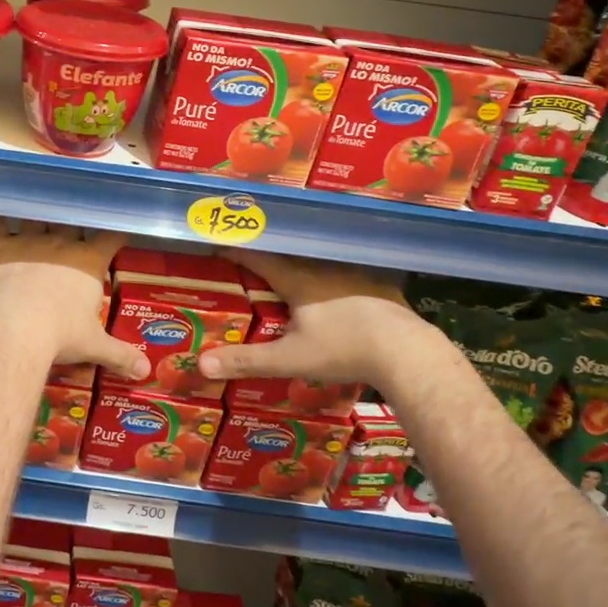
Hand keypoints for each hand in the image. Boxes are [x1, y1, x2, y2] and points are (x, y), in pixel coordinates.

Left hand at [0, 219, 147, 379]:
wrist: (15, 328)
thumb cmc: (61, 335)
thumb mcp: (95, 346)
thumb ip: (121, 355)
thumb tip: (145, 371)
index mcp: (89, 261)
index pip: (111, 238)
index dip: (114, 236)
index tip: (116, 239)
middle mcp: (61, 243)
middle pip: (72, 225)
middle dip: (72, 231)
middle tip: (70, 243)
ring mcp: (29, 240)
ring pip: (37, 220)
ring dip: (38, 224)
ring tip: (36, 231)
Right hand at [196, 247, 430, 389]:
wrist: (407, 352)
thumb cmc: (343, 350)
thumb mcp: (289, 359)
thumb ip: (246, 360)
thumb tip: (201, 364)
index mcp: (298, 281)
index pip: (259, 258)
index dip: (237, 250)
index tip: (219, 243)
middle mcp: (324, 270)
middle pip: (290, 257)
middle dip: (270, 256)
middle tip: (253, 257)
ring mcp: (356, 275)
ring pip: (322, 262)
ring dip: (305, 262)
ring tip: (293, 268)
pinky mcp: (381, 286)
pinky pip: (350, 272)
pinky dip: (337, 275)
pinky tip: (341, 286)